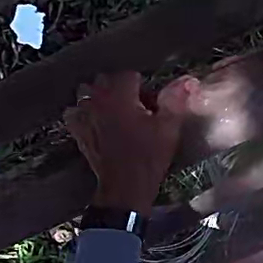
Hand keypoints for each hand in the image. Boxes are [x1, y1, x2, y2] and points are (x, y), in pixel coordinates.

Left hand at [64, 71, 199, 212]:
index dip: (143, 87)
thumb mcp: (169, 128)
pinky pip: (74, 112)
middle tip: (135, 106)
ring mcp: (84, 116)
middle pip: (104, 80)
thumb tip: (187, 80)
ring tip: (114, 112)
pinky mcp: (78, 131)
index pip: (129, 75)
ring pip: (86, 93)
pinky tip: (95, 122)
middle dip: (119, 88)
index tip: (151, 104)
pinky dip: (83, 113)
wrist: (126, 187)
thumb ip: (175, 100)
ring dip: (99, 97)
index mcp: (120, 95)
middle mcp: (98, 100)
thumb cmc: (149, 156)